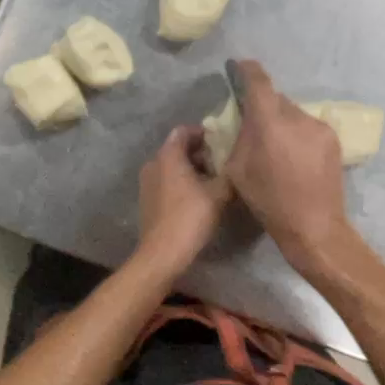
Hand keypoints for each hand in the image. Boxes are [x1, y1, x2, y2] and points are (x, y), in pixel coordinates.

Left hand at [137, 125, 232, 271]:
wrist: (163, 253)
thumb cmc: (191, 217)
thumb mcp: (219, 194)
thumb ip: (229, 173)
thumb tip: (237, 164)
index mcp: (168, 155)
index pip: (184, 131)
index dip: (203, 133)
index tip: (221, 143)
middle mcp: (153, 163)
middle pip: (177, 148)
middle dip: (200, 153)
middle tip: (221, 164)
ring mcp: (147, 182)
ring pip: (172, 166)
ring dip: (192, 169)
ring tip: (213, 182)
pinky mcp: (147, 199)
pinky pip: (166, 181)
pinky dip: (181, 182)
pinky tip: (198, 197)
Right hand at [224, 60, 352, 268]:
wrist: (314, 226)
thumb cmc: (269, 201)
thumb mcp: (238, 169)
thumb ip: (240, 137)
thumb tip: (244, 120)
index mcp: (269, 123)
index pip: (258, 81)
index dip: (247, 70)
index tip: (239, 67)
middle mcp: (297, 116)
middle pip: (276, 99)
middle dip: (264, 108)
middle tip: (255, 128)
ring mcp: (318, 126)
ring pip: (293, 113)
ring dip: (282, 123)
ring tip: (277, 148)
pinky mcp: (332, 138)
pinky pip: (308, 127)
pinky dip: (298, 134)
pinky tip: (295, 157)